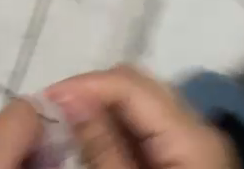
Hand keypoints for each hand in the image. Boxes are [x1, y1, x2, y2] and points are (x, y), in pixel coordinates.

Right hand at [45, 65, 236, 168]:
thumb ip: (101, 147)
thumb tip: (68, 98)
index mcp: (192, 136)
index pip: (129, 83)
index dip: (84, 85)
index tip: (44, 101)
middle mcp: (199, 129)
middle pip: (137, 86)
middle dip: (93, 93)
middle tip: (53, 114)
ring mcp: (197, 147)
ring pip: (141, 105)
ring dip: (103, 110)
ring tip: (67, 129)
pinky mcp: (189, 163)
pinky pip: (149, 130)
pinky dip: (119, 131)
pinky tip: (95, 147)